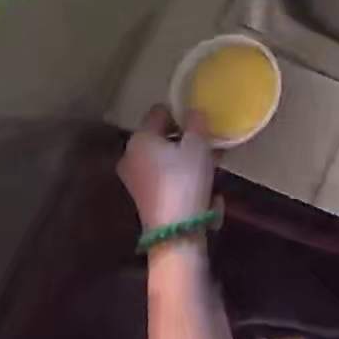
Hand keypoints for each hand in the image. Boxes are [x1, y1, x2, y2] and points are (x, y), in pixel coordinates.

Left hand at [118, 107, 216, 227]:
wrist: (175, 226)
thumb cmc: (185, 178)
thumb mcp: (199, 145)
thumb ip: (196, 123)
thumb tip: (192, 112)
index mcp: (140, 137)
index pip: (158, 112)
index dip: (180, 112)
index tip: (199, 120)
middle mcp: (130, 154)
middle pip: (159, 135)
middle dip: (183, 135)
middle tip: (207, 140)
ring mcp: (133, 176)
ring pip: (161, 154)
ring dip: (182, 153)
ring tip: (209, 159)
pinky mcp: (141, 194)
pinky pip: (161, 171)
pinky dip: (177, 169)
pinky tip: (198, 176)